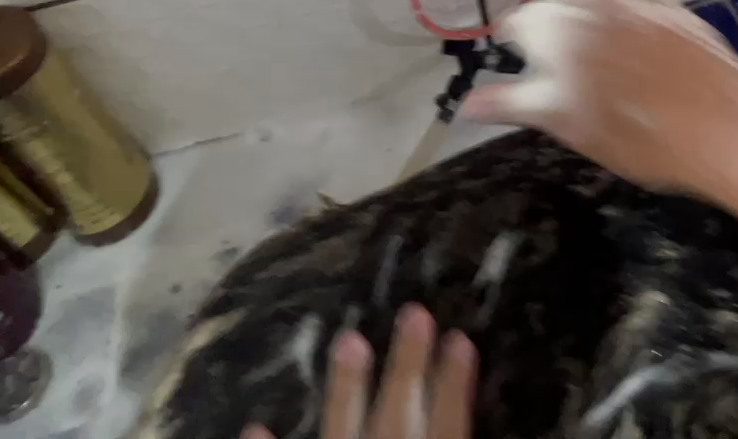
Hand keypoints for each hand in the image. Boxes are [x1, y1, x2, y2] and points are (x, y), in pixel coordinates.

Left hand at [241, 305, 475, 438]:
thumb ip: (452, 432)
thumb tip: (483, 428)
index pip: (448, 427)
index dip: (454, 383)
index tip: (461, 337)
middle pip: (398, 418)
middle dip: (407, 365)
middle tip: (413, 311)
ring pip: (340, 433)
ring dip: (344, 389)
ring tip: (346, 339)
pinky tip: (253, 427)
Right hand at [459, 0, 737, 212]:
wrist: (729, 128)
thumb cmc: (646, 139)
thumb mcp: (575, 129)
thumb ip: (518, 107)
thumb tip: (468, 105)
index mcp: (563, 36)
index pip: (517, 24)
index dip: (510, 41)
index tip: (510, 57)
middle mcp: (594, 8)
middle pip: (551, 4)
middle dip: (541, 23)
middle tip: (544, 52)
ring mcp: (636, 4)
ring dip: (576, 5)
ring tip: (577, 28)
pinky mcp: (670, 8)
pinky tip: (626, 3)